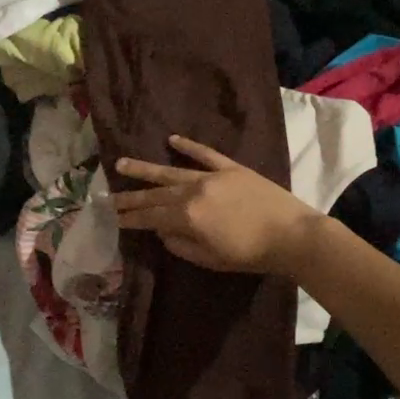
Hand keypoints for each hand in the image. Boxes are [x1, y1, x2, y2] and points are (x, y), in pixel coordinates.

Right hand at [112, 134, 322, 275]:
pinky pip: (206, 154)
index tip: (112, 218)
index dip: (131, 218)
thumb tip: (163, 233)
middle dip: (130, 196)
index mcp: (187, 217)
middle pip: (155, 193)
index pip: (151, 216)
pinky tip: (172, 139)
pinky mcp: (232, 168)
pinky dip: (189, 146)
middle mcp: (193, 192)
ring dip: (146, 169)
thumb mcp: (210, 259)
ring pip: (172, 170)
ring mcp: (212, 176)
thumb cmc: (250, 255)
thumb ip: (181, 245)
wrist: (292, 235)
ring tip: (122, 164)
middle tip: (107, 196)